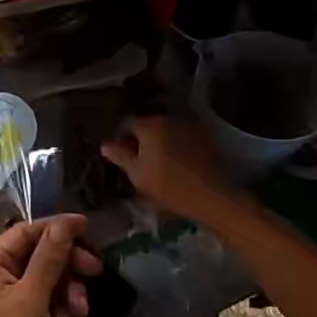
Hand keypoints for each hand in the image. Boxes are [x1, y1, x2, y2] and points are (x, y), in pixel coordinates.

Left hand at [0, 215, 102, 316]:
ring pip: (46, 279)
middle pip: (39, 254)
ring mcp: (4, 299)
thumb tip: (67, 222)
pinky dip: (58, 309)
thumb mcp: (31, 299)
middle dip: (67, 266)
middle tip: (95, 274)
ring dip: (67, 292)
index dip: (58, 229)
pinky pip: (43, 301)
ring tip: (79, 314)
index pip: (26, 232)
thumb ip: (50, 257)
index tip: (91, 230)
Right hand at [99, 116, 243, 223]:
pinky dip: (174, 146)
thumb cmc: (167, 186)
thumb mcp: (137, 174)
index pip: (127, 124)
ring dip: (158, 143)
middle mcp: (169, 119)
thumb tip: (105, 144)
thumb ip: (119, 155)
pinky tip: (175, 164)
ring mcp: (189, 127)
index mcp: (150, 126)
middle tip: (137, 162)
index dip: (121, 139)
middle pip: (147, 125)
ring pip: (165, 131)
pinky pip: (181, 138)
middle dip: (140, 140)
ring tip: (156, 164)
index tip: (120, 156)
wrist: (211, 196)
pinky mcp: (204, 138)